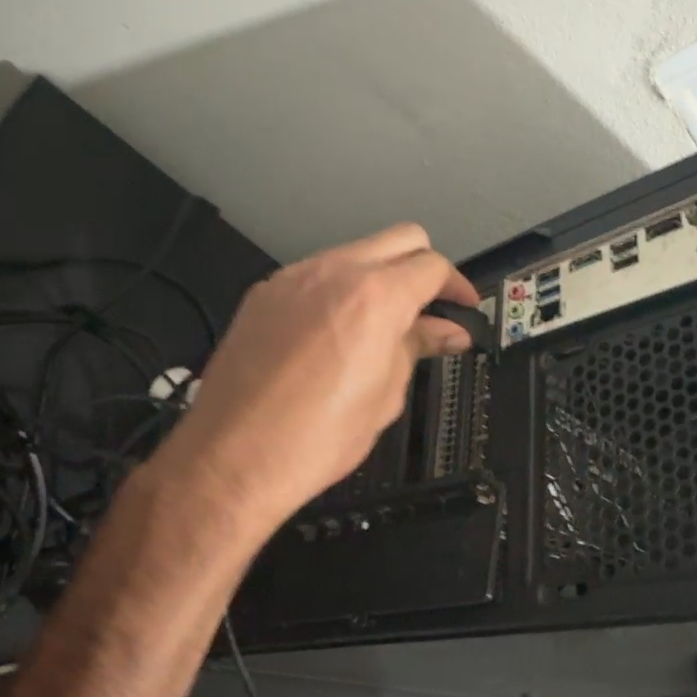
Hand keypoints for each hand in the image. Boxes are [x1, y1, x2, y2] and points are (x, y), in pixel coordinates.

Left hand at [149, 223, 478, 531]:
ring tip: (384, 326)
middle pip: (400, 239)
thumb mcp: (384, 396)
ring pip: (355, 253)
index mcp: (375, 298)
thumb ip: (417, 349)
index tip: (462, 306)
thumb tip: (444, 333)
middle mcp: (333, 273)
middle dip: (424, 267)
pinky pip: (315, 274)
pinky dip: (339, 290)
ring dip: (379, 276)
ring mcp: (293, 279)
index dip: (457, 286)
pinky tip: (338, 333)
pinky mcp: (264, 294)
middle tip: (432, 308)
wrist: (234, 457)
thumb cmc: (311, 439)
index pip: (432, 266)